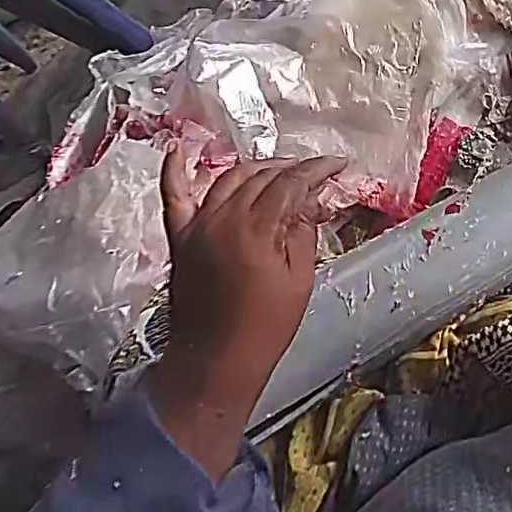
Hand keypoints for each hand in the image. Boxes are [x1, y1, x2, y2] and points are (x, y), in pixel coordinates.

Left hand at [150, 151, 344, 477]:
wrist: (214, 364)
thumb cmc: (264, 329)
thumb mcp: (299, 280)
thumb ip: (303, 231)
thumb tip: (312, 197)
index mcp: (258, 229)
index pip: (292, 183)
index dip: (318, 169)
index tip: (337, 164)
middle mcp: (225, 218)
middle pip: (263, 176)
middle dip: (293, 169)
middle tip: (314, 173)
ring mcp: (198, 224)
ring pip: (230, 178)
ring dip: (257, 168)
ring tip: (279, 170)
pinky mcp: (180, 236)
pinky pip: (174, 195)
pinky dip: (175, 169)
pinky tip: (177, 148)